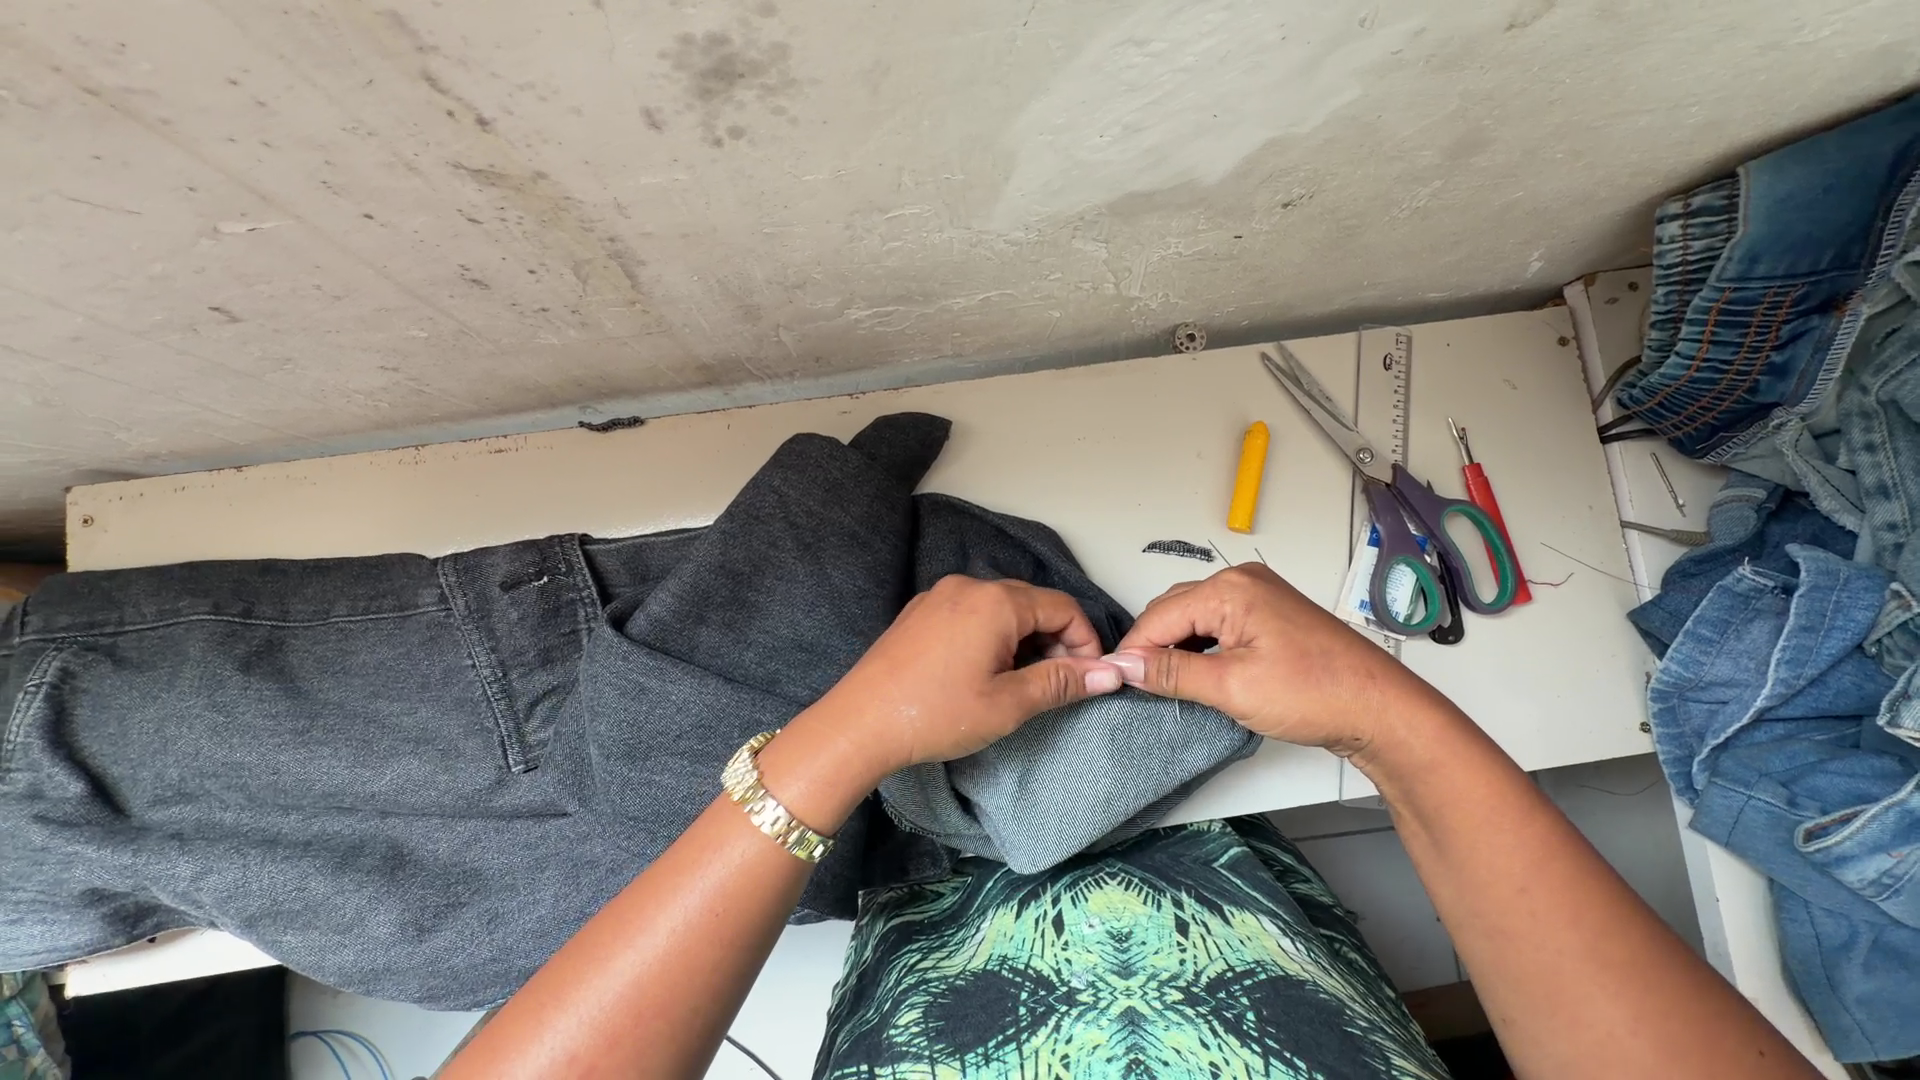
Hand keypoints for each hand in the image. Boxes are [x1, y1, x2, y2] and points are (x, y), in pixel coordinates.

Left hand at [808, 576, 1125, 778]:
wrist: (860, 723)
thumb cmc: (938, 714)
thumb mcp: (1009, 704)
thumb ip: (1061, 682)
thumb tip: (1109, 674)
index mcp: (996, 601)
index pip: (1063, 607)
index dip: (1085, 642)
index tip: (1088, 678)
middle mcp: (968, 585)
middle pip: (1032, 603)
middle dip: (1054, 640)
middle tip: (1055, 685)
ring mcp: (939, 595)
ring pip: (1001, 607)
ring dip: (1022, 639)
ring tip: (1018, 683)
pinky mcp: (920, 611)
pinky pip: (971, 612)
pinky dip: (991, 635)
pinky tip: (982, 671)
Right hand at [1103, 564, 1438, 757]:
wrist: (1381, 710)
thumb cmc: (1320, 693)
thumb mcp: (1232, 688)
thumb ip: (1172, 673)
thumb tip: (1128, 666)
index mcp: (1231, 589)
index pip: (1159, 616)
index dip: (1135, 651)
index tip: (1117, 682)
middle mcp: (1243, 582)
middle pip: (1174, 610)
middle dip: (1154, 647)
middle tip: (1141, 687)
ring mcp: (1259, 596)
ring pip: (1195, 617)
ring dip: (1177, 648)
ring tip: (1168, 685)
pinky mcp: (1270, 614)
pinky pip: (1218, 623)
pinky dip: (1202, 646)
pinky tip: (1199, 673)